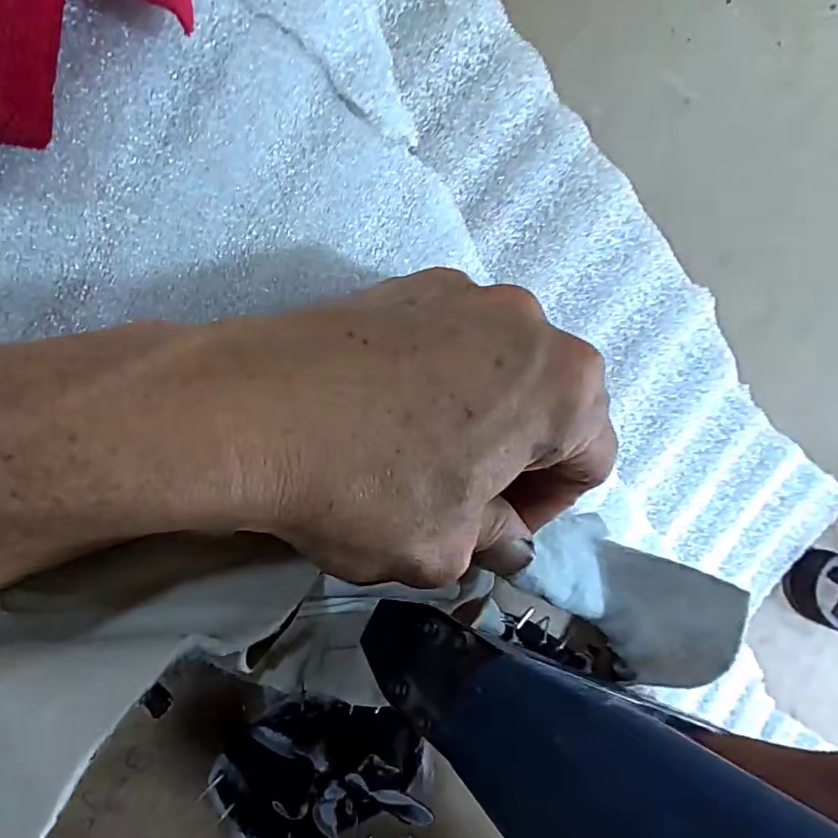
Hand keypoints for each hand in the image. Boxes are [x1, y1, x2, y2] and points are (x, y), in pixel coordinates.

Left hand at [187, 268, 615, 585]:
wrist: (247, 411)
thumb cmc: (364, 489)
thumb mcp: (444, 548)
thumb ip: (494, 541)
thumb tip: (506, 537)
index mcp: (562, 382)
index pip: (591, 459)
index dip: (546, 508)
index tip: (495, 530)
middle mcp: (522, 319)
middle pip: (544, 407)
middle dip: (512, 460)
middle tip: (457, 500)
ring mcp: (455, 293)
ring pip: (491, 373)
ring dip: (472, 420)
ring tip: (411, 459)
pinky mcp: (397, 288)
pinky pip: (439, 346)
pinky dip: (429, 385)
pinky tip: (376, 419)